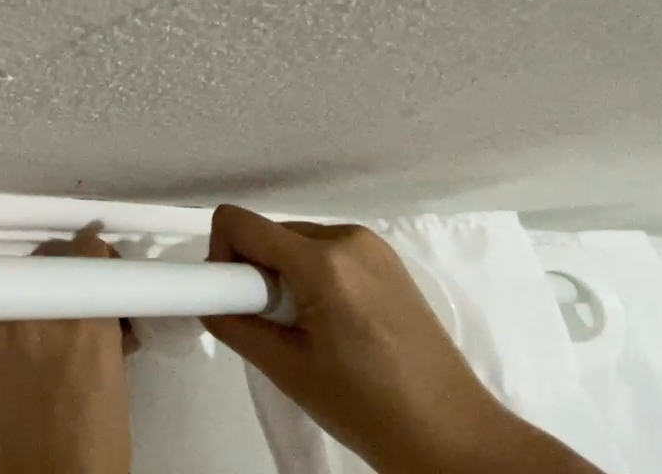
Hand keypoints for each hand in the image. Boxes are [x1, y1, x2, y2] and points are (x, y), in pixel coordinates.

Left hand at [0, 227, 133, 473]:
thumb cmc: (86, 454)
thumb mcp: (114, 386)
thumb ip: (107, 336)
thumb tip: (107, 315)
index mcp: (87, 324)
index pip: (89, 252)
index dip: (96, 257)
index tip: (99, 266)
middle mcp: (42, 311)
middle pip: (52, 259)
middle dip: (66, 273)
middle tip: (71, 301)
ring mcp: (0, 321)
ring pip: (19, 274)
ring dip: (32, 287)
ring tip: (38, 320)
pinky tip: (4, 319)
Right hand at [200, 206, 603, 473]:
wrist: (456, 438)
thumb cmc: (368, 407)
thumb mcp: (284, 369)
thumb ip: (232, 323)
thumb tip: (206, 299)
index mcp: (322, 262)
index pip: (237, 223)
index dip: (220, 257)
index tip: (235, 301)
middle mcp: (347, 238)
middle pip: (267, 233)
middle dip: (256, 273)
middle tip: (278, 328)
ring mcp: (372, 246)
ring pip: (294, 242)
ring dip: (285, 276)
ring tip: (312, 331)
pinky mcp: (387, 260)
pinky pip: (325, 251)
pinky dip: (313, 276)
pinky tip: (337, 324)